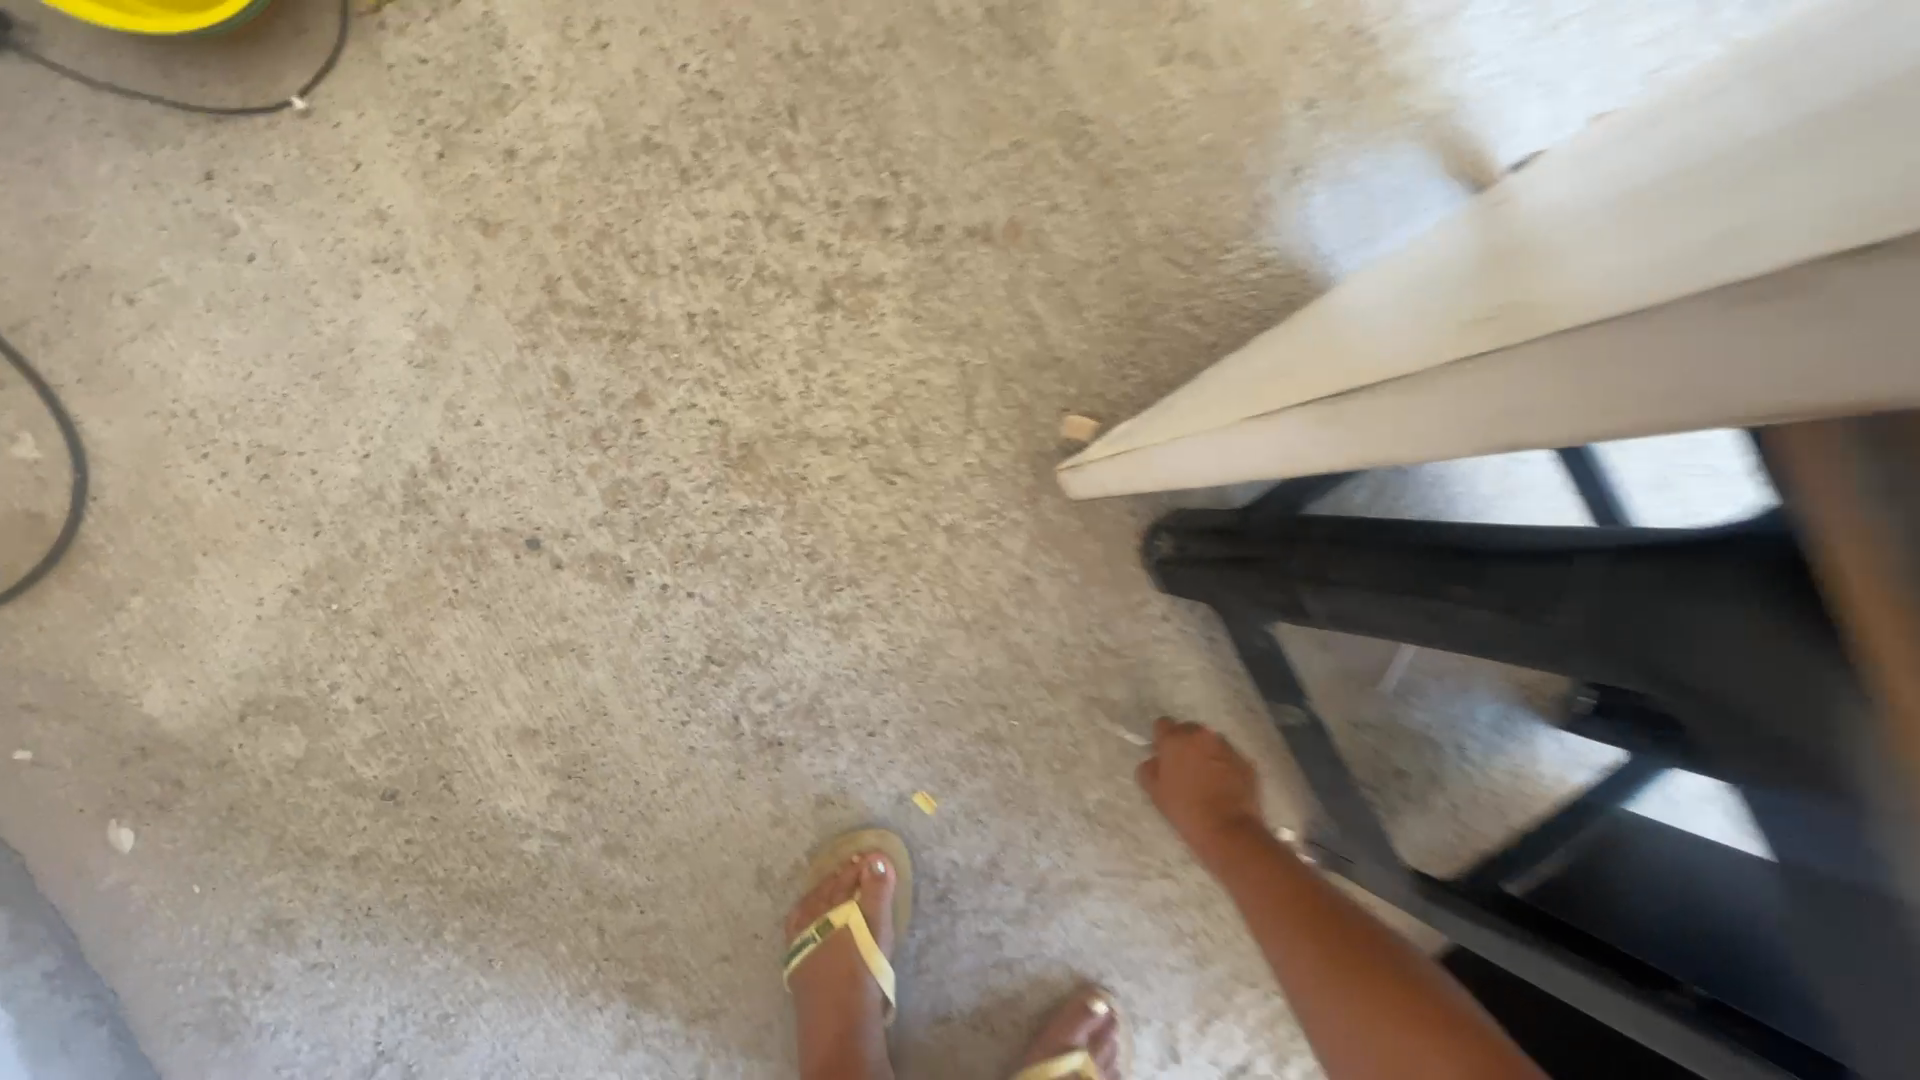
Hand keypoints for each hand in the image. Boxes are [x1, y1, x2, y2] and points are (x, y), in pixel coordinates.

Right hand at [1135, 717, 1266, 863]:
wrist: (1228, 829)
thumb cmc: (1185, 809)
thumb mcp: (1154, 791)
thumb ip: (1149, 768)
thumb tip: (1155, 760)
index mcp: (1175, 739)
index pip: (1163, 724)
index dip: (1161, 739)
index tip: (1163, 755)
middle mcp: (1202, 735)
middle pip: (1189, 730)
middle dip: (1185, 744)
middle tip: (1184, 767)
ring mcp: (1226, 747)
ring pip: (1210, 742)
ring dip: (1206, 753)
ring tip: (1206, 778)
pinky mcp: (1245, 761)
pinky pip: (1228, 757)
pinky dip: (1224, 765)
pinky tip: (1223, 786)